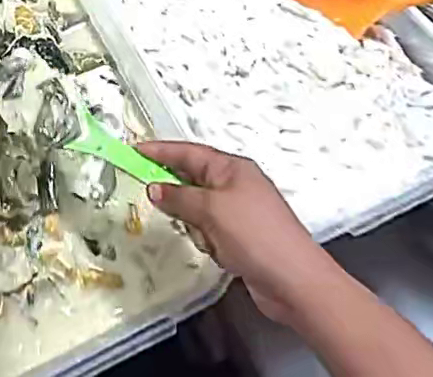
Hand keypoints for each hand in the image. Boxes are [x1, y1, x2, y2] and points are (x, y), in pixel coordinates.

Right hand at [138, 141, 334, 324]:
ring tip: (208, 238)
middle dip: (180, 196)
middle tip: (159, 202)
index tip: (136, 150)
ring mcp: (240, 211)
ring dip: (197, 225)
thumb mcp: (211, 210)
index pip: (188, 152)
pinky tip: (219, 253)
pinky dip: (209, 240)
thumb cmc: (256, 235)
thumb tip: (155, 188)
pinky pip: (211, 230)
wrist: (296, 282)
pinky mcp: (242, 237)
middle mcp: (235, 184)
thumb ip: (179, 197)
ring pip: (199, 209)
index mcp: (231, 167)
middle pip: (193, 180)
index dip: (161, 151)